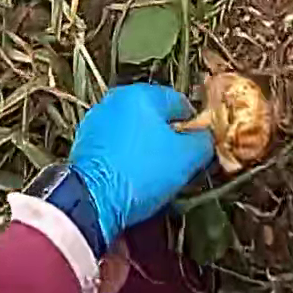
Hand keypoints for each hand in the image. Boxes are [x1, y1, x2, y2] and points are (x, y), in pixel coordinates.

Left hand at [69, 83, 214, 243]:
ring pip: (134, 129)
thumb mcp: (185, 159)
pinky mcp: (84, 139)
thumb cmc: (141, 171)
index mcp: (144, 92)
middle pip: (156, 115)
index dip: (193, 128)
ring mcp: (98, 116)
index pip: (180, 103)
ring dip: (145, 147)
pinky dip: (124, 155)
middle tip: (174, 166)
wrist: (89, 199)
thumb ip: (203, 142)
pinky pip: (115, 143)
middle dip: (168, 138)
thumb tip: (207, 138)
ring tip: (150, 176)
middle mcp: (119, 96)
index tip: (194, 152)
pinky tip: (128, 177)